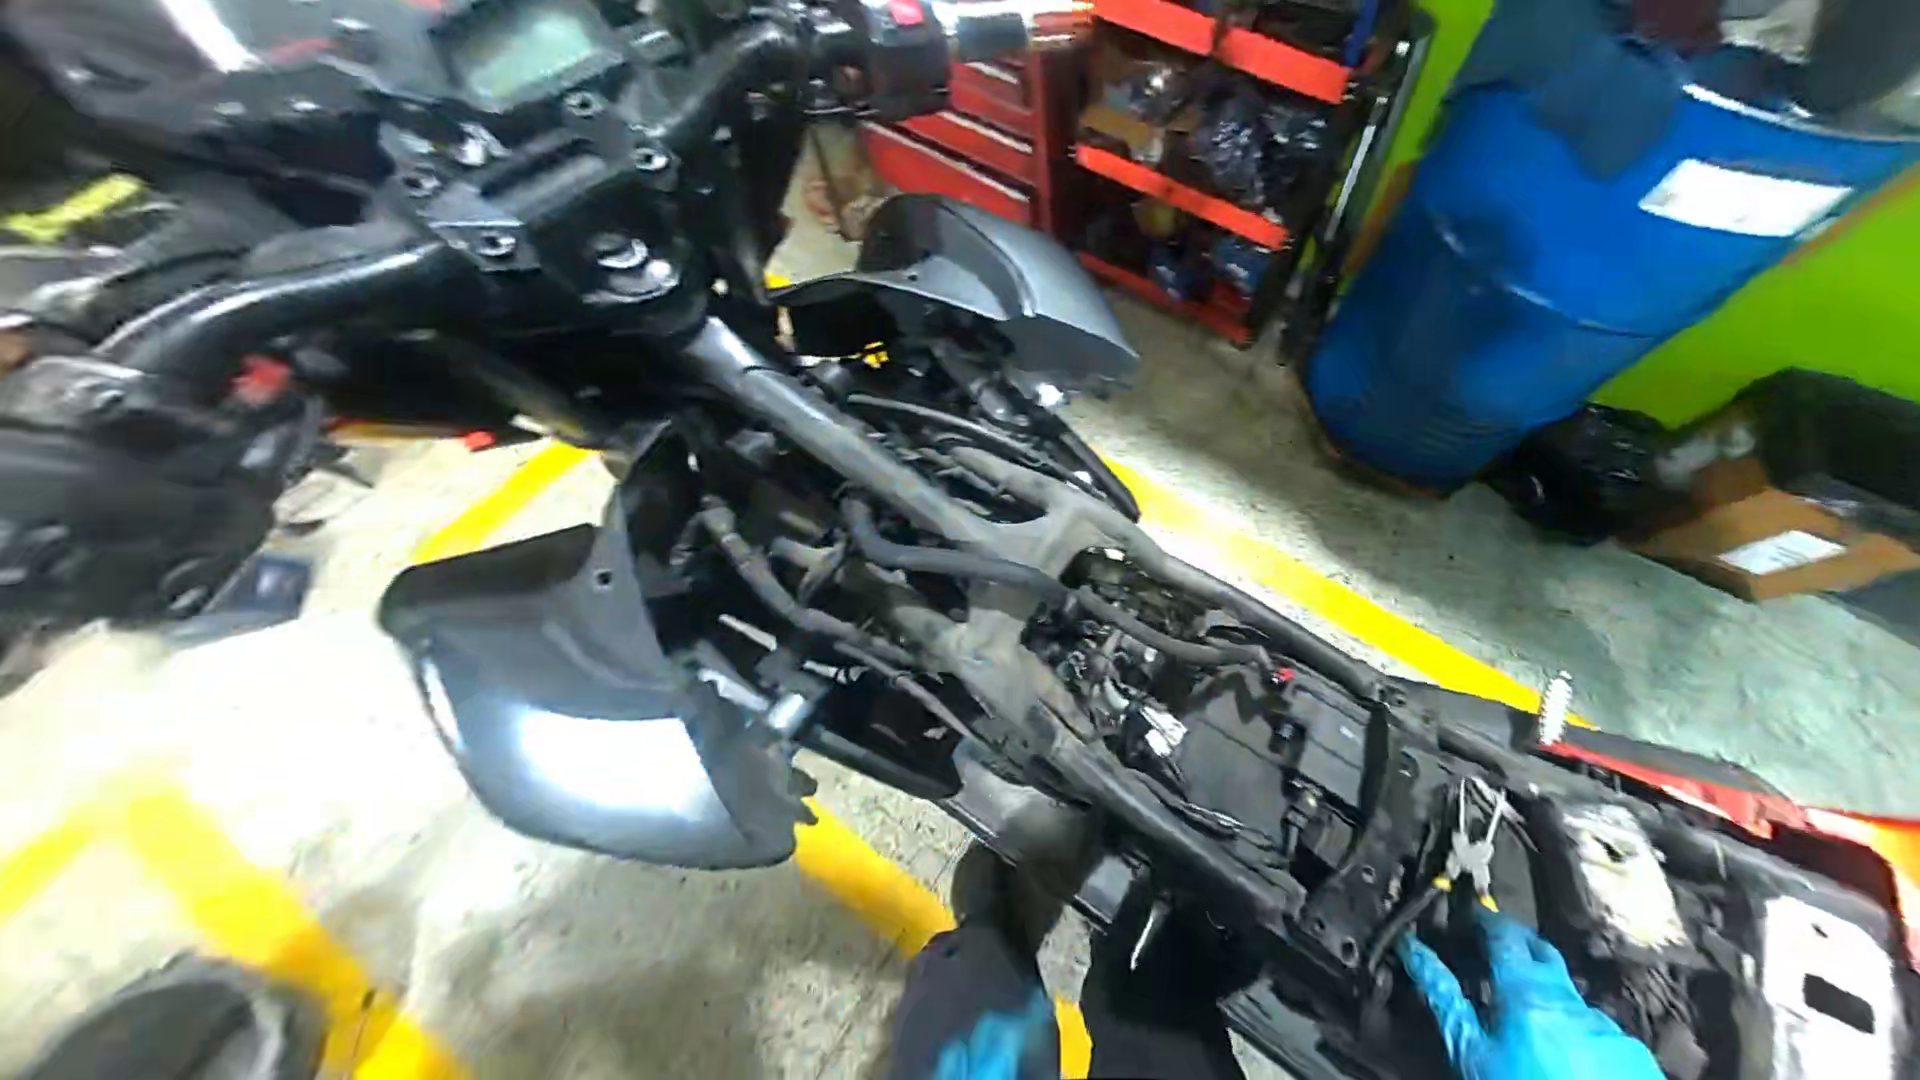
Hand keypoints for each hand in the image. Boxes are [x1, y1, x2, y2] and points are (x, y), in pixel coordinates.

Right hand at [1397, 911, 1663, 1079]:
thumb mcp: (1470, 1050)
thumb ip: (1442, 994)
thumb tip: (1411, 946)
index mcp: (1528, 994)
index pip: (1505, 935)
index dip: (1486, 920)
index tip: (1470, 916)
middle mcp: (1573, 1003)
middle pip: (1544, 954)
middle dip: (1518, 945)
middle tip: (1493, 951)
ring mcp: (1612, 1032)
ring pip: (1571, 996)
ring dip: (1547, 995)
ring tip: (1527, 1017)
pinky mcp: (1640, 1060)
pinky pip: (1599, 1030)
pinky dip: (1576, 1029)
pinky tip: (1564, 1051)